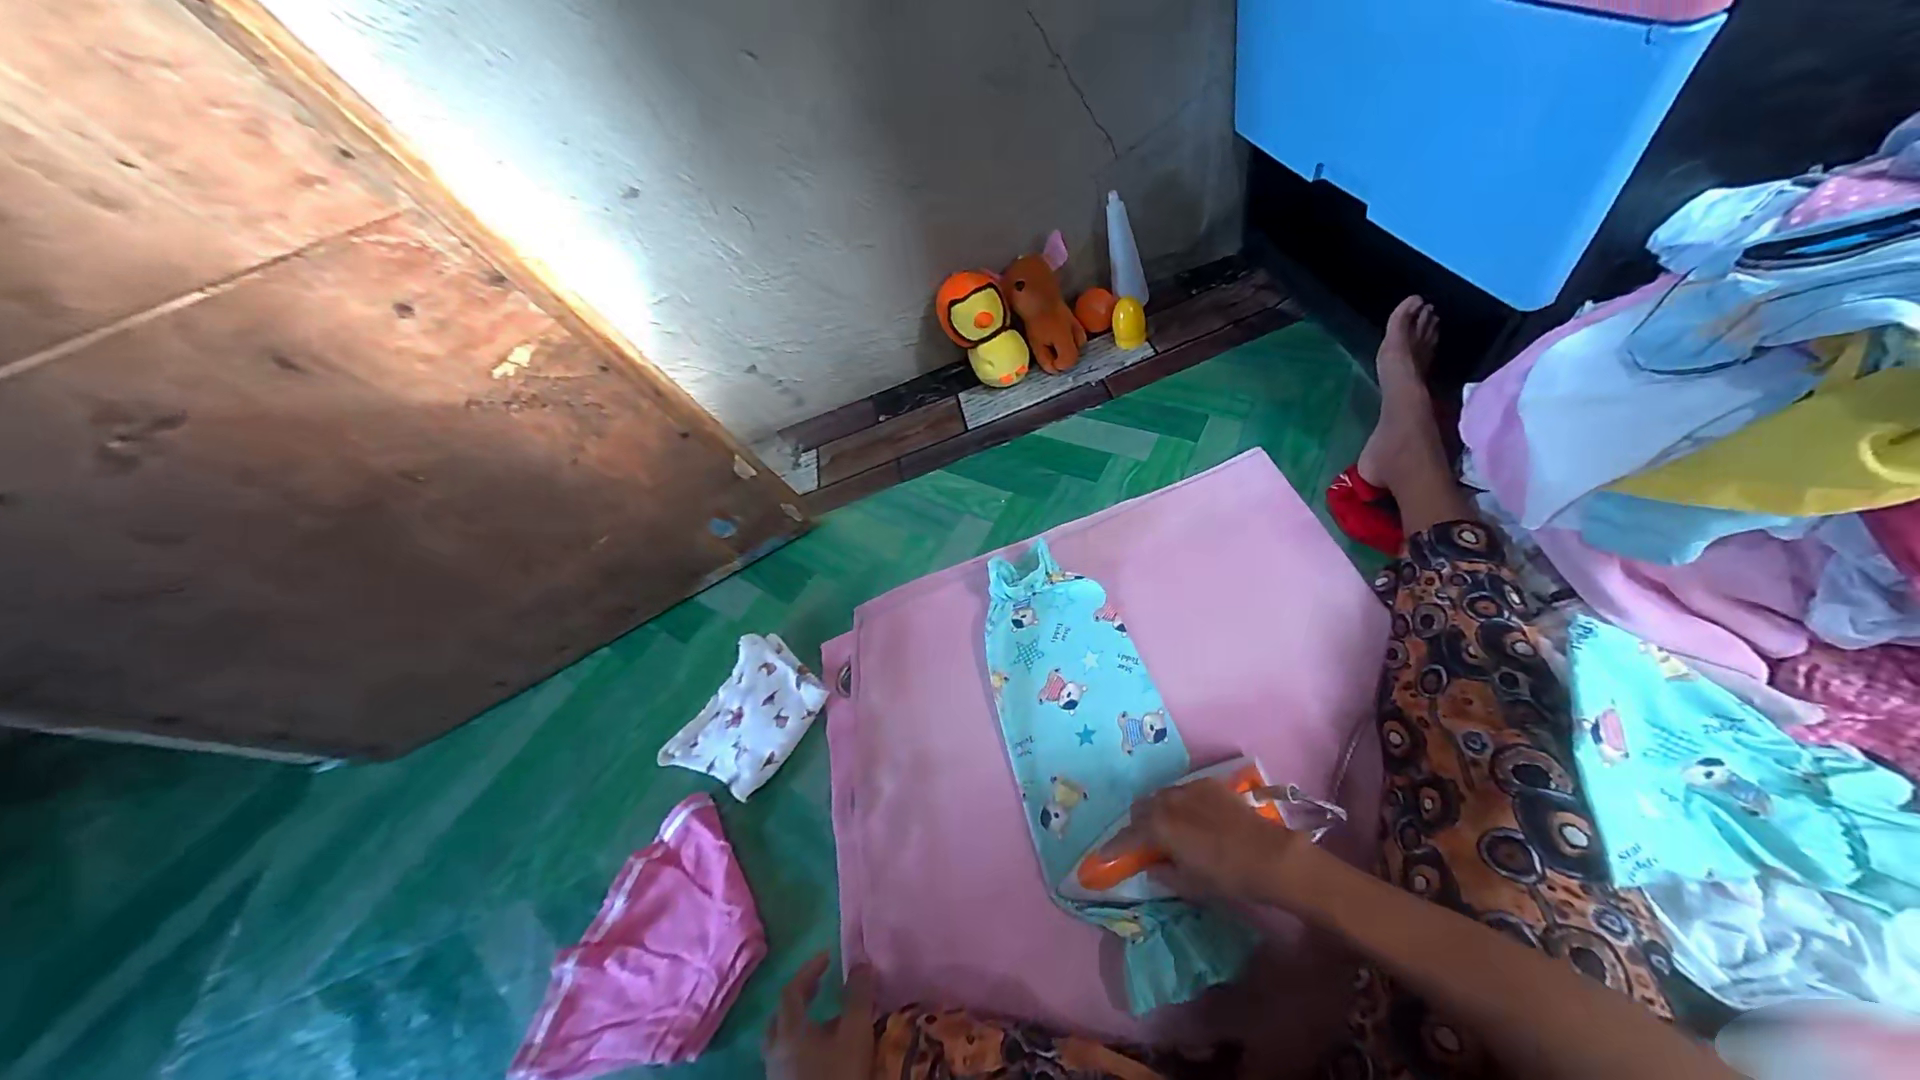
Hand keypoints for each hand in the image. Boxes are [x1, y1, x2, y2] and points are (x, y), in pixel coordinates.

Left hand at [764, 952, 875, 1079]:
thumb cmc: (838, 1077)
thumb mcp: (856, 1033)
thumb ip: (858, 995)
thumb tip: (861, 963)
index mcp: (788, 1031)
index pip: (792, 990)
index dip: (810, 969)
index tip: (829, 957)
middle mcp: (775, 1051)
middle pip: (782, 1016)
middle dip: (801, 996)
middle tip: (821, 984)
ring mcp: (776, 1076)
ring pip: (784, 1040)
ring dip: (803, 1023)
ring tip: (830, 1020)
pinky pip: (788, 1059)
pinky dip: (804, 1045)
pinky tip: (826, 1053)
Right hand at [1120, 777, 1307, 902]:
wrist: (1270, 855)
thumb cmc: (1226, 876)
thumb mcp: (1190, 884)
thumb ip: (1163, 873)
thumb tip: (1151, 866)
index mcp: (1157, 826)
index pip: (1127, 836)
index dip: (1114, 847)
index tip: (1105, 856)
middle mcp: (1167, 801)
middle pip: (1141, 808)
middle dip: (1138, 824)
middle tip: (1144, 842)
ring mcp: (1189, 789)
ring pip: (1161, 796)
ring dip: (1158, 810)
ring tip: (1169, 827)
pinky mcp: (1209, 784)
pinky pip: (1184, 791)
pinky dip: (1181, 803)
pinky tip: (1194, 817)